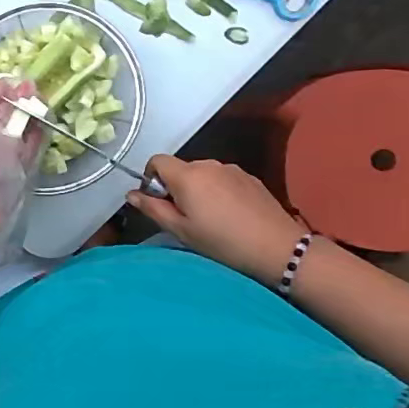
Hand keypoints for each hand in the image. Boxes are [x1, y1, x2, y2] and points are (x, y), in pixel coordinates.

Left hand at [0, 80, 42, 294]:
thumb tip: (17, 97)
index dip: (4, 90)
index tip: (23, 81)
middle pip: (5, 115)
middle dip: (21, 101)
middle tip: (38, 89)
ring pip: (19, 133)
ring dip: (32, 119)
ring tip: (45, 105)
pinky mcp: (11, 178)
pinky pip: (26, 154)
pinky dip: (36, 142)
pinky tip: (44, 128)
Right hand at [125, 157, 307, 286]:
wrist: (276, 247)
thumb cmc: (222, 242)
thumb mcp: (181, 231)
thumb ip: (153, 209)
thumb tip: (132, 194)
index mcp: (187, 175)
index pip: (157, 160)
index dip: (151, 179)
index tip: (159, 203)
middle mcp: (209, 164)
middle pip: (181, 169)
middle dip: (176, 188)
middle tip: (185, 219)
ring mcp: (232, 169)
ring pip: (203, 174)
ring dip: (199, 190)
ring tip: (211, 220)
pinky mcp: (250, 177)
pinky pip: (223, 179)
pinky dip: (219, 192)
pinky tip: (231, 217)